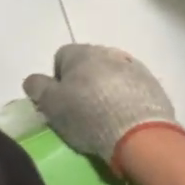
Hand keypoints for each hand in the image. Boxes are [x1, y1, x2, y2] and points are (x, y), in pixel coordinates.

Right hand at [24, 44, 184, 169]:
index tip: (62, 104)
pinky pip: (132, 88)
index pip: (60, 58)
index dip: (58, 81)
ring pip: (111, 75)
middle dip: (84, 83)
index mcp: (79, 52)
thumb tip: (32, 80)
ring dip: (106, 90)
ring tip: (106, 118)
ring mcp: (132, 66)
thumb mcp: (52, 105)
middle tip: (83, 111)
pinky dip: (126, 99)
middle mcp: (106, 51)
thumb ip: (38, 88)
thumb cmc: (89, 116)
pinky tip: (125, 119)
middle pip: (88, 64)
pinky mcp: (152, 84)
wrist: (140, 134)